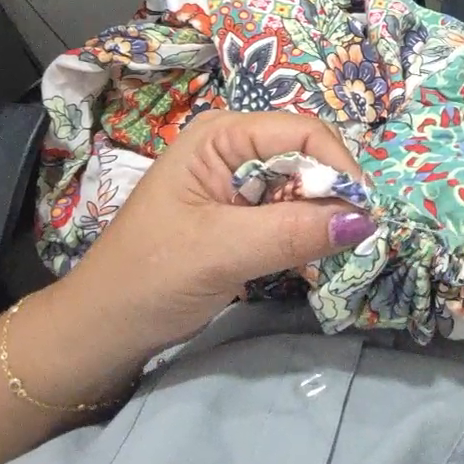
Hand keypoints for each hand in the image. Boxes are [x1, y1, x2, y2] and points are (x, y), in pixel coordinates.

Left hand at [59, 110, 378, 359]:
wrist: (98, 331)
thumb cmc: (149, 278)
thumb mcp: (222, 251)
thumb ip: (293, 232)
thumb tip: (365, 220)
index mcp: (221, 134)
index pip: (303, 132)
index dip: (340, 167)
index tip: (364, 216)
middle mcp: (233, 146)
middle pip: (307, 156)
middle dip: (332, 194)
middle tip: (352, 240)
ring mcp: (237, 180)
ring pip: (303, 185)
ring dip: (322, 216)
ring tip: (334, 254)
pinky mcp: (241, 212)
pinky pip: (291, 210)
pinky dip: (307, 233)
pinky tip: (311, 258)